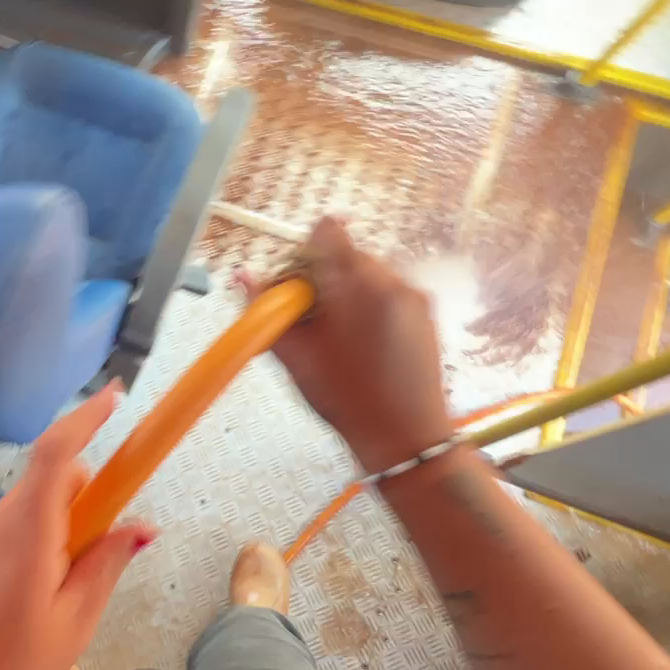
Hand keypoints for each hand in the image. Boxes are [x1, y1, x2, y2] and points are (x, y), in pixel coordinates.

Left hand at [0, 385, 155, 669]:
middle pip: (53, 480)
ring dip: (61, 530)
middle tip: (96, 563)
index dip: (86, 416)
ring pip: (34, 507)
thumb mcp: (73, 621)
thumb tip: (140, 525)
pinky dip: (37, 544)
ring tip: (58, 601)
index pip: (57, 452)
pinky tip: (30, 604)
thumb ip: (106, 564)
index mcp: (27, 529)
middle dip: (86, 501)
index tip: (115, 394)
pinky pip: (13, 529)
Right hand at [237, 218, 451, 471]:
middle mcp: (391, 280)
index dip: (304, 253)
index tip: (295, 284)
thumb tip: (243, 277)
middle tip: (309, 320)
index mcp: (356, 284)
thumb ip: (266, 309)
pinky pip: (388, 292)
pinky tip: (360, 345)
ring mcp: (414, 295)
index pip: (327, 233)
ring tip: (335, 338)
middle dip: (323, 278)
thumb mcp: (294, 354)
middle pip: (346, 255)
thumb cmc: (346, 398)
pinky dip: (369, 307)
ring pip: (367, 274)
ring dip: (346, 293)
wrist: (405, 436)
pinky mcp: (427, 312)